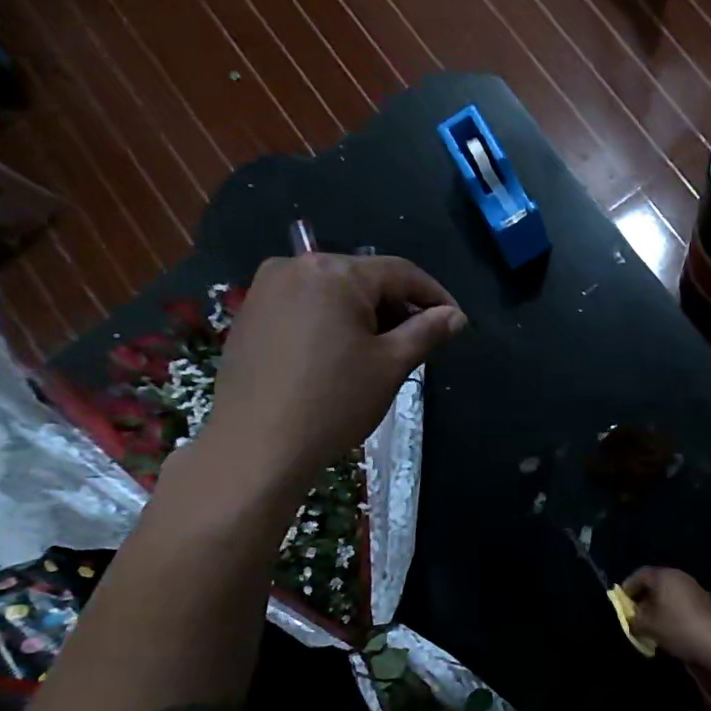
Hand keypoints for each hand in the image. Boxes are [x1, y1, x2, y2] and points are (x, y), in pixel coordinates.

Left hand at [202, 254, 465, 483]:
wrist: (257, 443)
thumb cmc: (335, 399)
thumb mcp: (393, 363)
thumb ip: (428, 331)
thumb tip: (456, 316)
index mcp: (333, 273)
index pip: (401, 272)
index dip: (436, 295)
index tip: (457, 322)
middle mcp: (295, 267)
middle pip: (366, 279)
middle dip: (400, 307)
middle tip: (423, 343)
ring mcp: (267, 289)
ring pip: (337, 293)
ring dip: (370, 316)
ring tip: (387, 354)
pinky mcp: (253, 314)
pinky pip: (310, 306)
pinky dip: (338, 323)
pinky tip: (347, 357)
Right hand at [622, 567, 710, 669]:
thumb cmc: (677, 627)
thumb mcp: (647, 625)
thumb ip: (634, 618)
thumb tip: (632, 615)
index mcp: (664, 576)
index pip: (640, 574)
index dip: (628, 587)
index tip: (621, 602)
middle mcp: (679, 576)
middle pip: (655, 582)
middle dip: (642, 597)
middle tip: (633, 613)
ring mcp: (693, 587)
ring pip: (668, 592)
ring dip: (657, 605)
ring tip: (649, 623)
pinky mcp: (703, 600)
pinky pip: (679, 600)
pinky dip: (670, 609)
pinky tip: (667, 626)